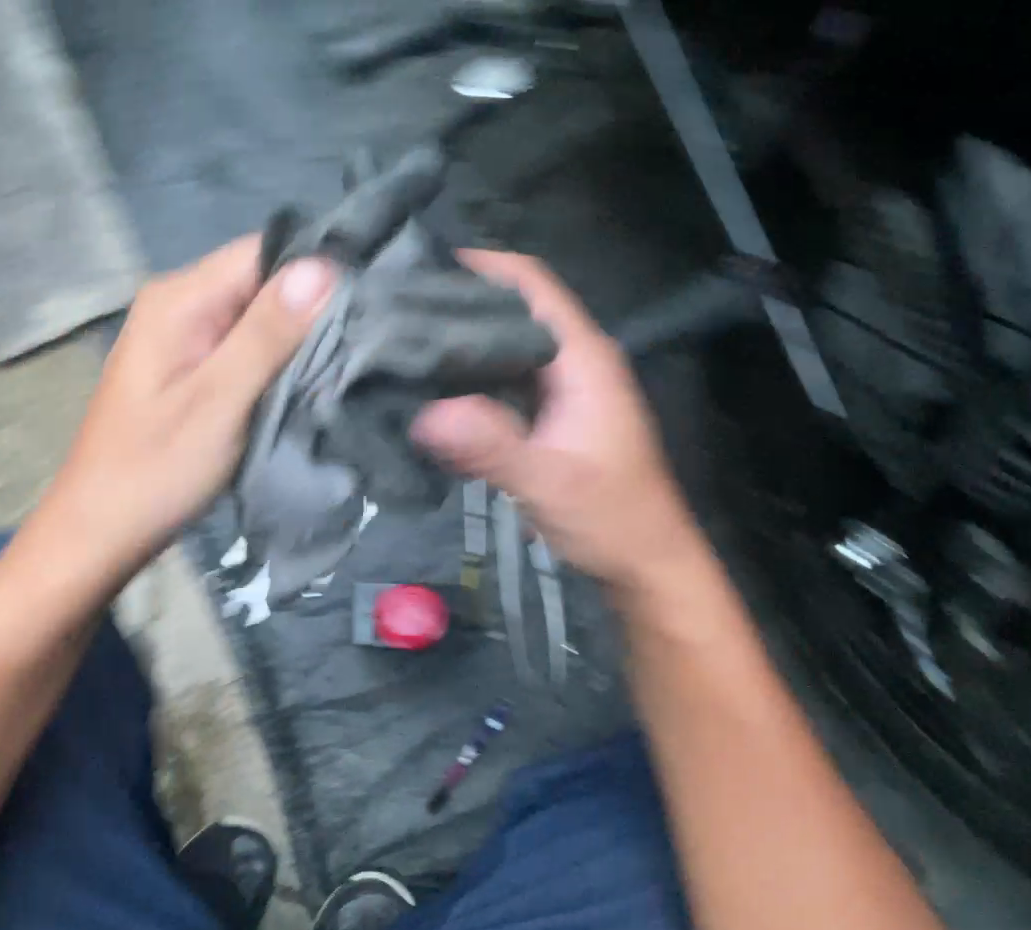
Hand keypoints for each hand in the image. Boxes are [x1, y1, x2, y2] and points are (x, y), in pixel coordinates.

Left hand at [29, 235, 335, 583]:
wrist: (102, 530)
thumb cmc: (156, 469)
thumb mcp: (217, 401)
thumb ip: (267, 334)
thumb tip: (324, 266)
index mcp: (180, 299)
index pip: (265, 252)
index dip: (317, 273)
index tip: (367, 305)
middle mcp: (179, 305)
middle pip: (262, 284)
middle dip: (311, 312)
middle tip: (364, 345)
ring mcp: (183, 340)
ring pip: (258, 321)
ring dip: (297, 342)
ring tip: (343, 367)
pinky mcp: (191, 372)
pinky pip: (244, 351)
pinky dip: (275, 366)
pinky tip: (304, 386)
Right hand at [411, 252, 700, 592]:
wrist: (644, 563)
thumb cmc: (611, 517)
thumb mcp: (551, 482)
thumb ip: (493, 447)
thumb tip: (426, 414)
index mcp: (581, 358)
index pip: (530, 284)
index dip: (479, 265)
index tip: (417, 267)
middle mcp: (568, 363)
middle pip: (506, 312)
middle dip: (453, 308)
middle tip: (387, 314)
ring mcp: (556, 391)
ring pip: (497, 351)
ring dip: (453, 349)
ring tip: (392, 348)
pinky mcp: (542, 419)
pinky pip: (496, 387)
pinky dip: (462, 386)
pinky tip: (421, 397)